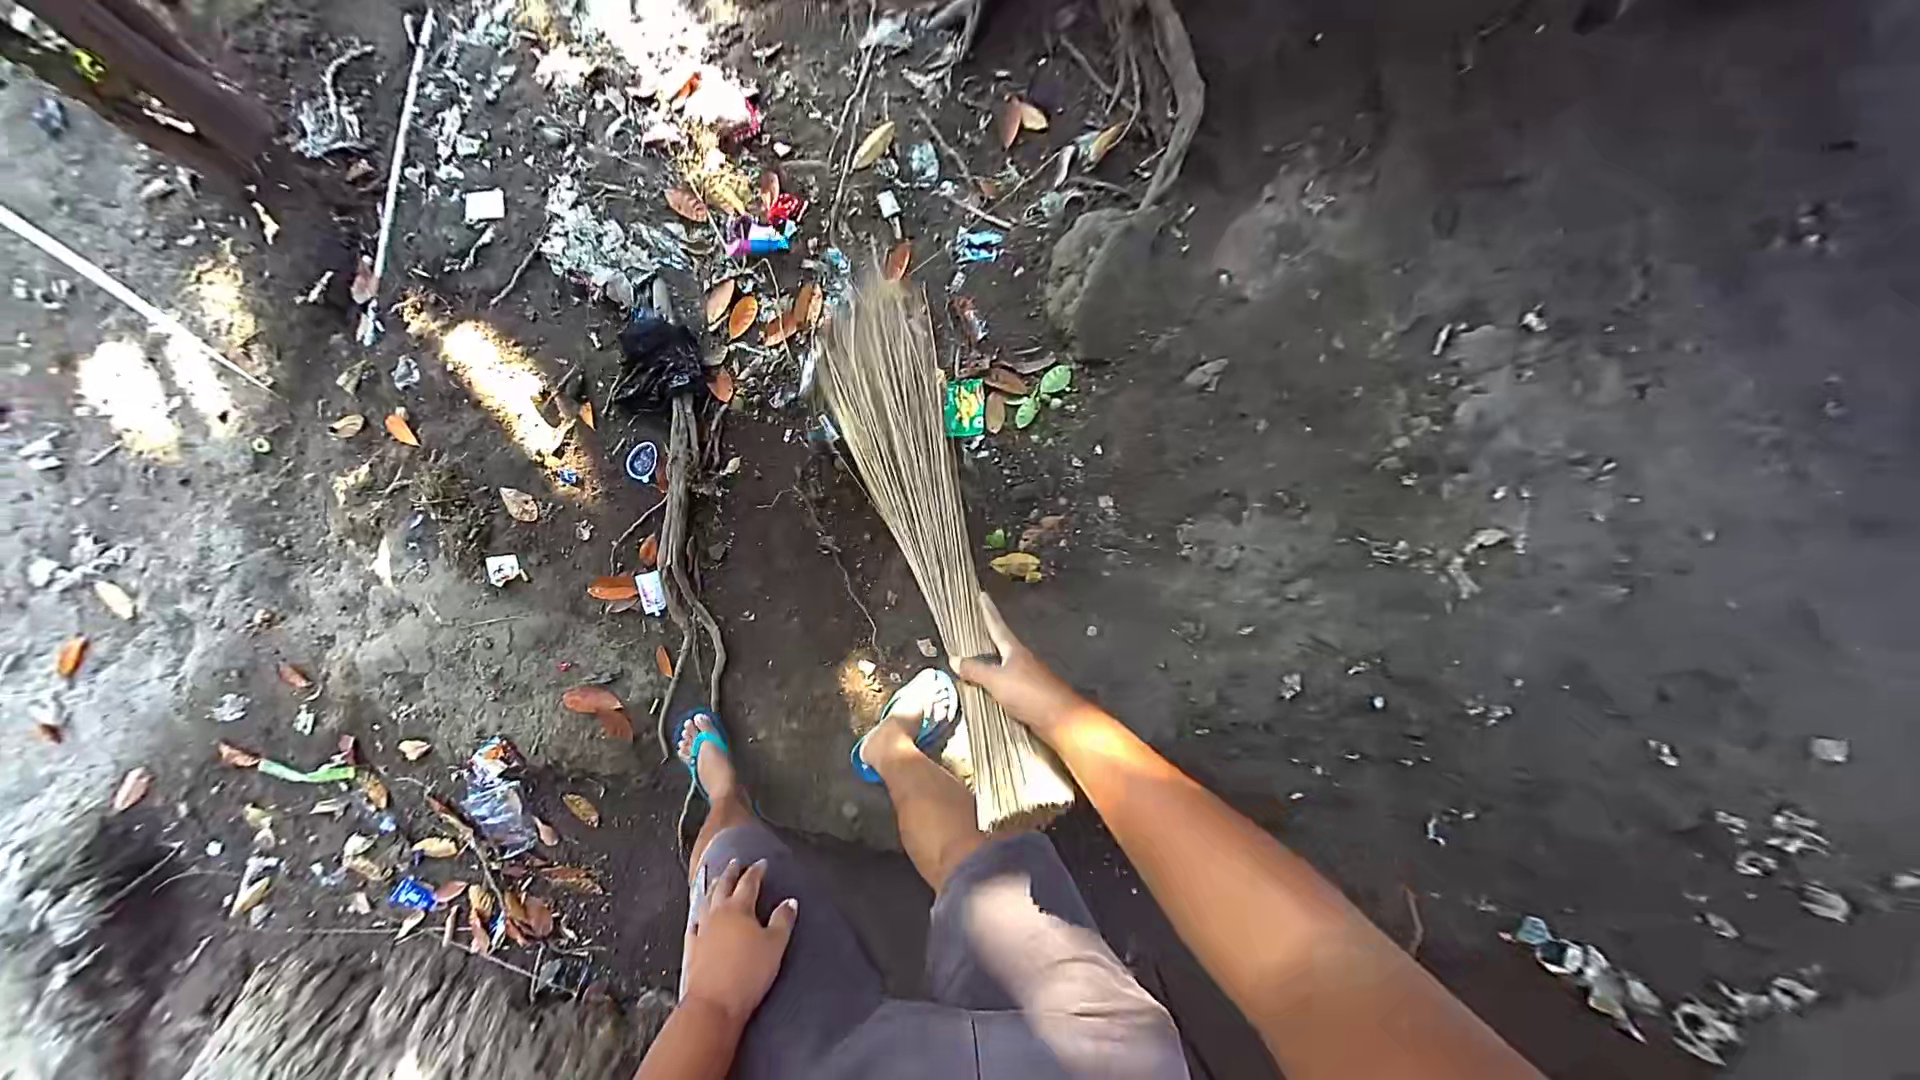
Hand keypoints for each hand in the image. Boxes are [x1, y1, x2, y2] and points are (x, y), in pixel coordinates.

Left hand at [681, 859, 797, 1027]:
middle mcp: (718, 914)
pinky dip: (696, 915)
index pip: (749, 882)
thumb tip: (789, 902)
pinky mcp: (691, 950)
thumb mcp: (775, 945)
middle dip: (730, 873)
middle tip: (735, 862)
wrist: (712, 1007)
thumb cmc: (747, 974)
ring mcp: (701, 932)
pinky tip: (696, 916)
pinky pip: (692, 925)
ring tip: (715, 881)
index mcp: (739, 908)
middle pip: (723, 886)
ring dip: (712, 888)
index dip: (756, 871)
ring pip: (706, 902)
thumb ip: (782, 920)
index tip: (761, 863)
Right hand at [950, 592, 1092, 740]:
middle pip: (1002, 643)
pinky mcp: (1030, 693)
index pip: (997, 625)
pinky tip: (987, 688)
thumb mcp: (996, 680)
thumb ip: (975, 670)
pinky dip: (995, 681)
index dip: (988, 611)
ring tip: (974, 659)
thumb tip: (953, 659)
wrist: (1061, 719)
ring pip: (1004, 664)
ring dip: (990, 661)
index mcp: (1014, 650)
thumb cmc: (1029, 693)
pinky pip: (1007, 682)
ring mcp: (1028, 676)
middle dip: (988, 636)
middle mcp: (1022, 659)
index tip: (982, 595)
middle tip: (973, 627)